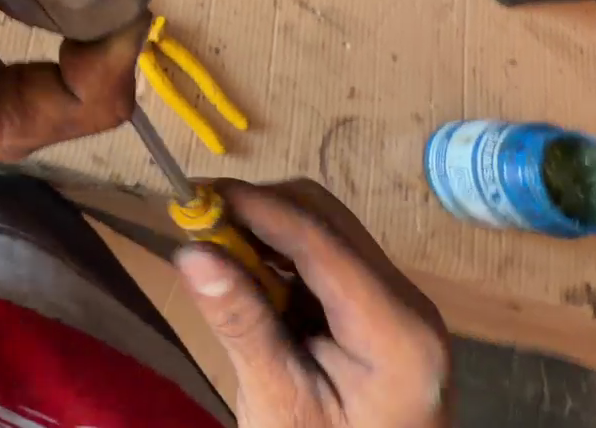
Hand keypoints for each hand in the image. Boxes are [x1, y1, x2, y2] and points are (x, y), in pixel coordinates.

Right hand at [176, 180, 450, 426]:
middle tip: (194, 220)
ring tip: (211, 244)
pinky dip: (272, 241)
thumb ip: (241, 325)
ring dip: (260, 221)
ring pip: (318, 221)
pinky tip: (242, 266)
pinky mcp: (373, 298)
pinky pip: (317, 244)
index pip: (319, 241)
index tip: (192, 192)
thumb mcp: (280, 403)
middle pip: (322, 216)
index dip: (255, 206)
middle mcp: (405, 302)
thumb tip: (191, 252)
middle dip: (255, 207)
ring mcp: (392, 297)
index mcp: (395, 334)